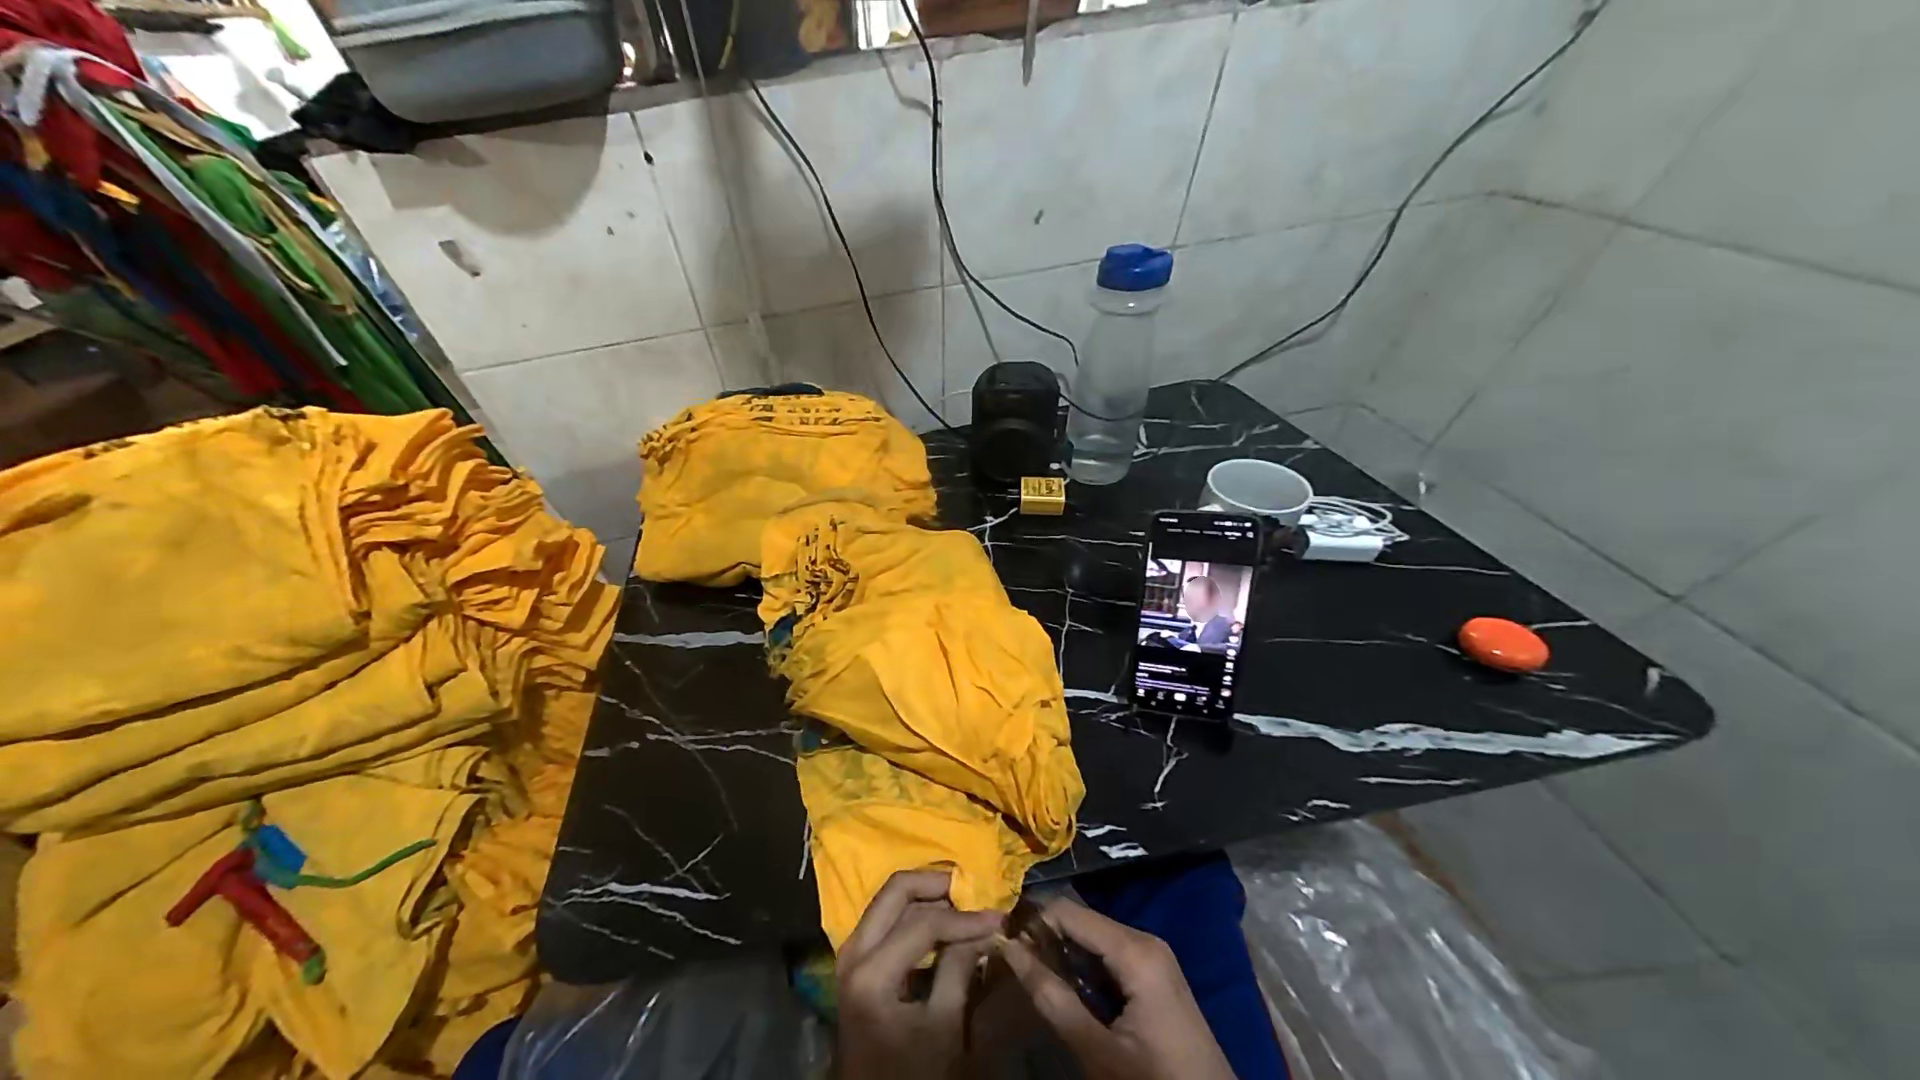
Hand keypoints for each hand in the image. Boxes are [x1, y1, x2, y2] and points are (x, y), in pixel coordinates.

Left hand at [835, 870, 1002, 1079]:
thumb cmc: (910, 1073)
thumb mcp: (943, 1027)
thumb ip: (961, 968)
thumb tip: (986, 926)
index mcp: (871, 972)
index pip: (924, 923)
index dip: (965, 917)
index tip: (999, 917)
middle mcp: (853, 951)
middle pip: (896, 891)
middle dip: (937, 885)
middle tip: (973, 892)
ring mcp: (850, 953)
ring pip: (889, 900)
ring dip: (926, 895)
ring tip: (963, 905)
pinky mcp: (857, 961)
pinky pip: (885, 917)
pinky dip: (914, 911)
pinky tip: (942, 921)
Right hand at [1002, 898, 1234, 1079]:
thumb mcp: (1096, 1048)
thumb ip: (1052, 997)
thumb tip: (1008, 947)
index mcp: (1135, 950)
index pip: (1067, 910)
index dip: (1032, 922)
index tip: (1003, 942)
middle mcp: (1145, 939)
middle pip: (1081, 920)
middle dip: (1046, 937)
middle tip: (1016, 965)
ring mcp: (1153, 955)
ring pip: (1093, 937)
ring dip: (1063, 953)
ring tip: (1036, 977)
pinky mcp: (1155, 972)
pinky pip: (1110, 953)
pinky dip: (1085, 966)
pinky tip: (1068, 989)